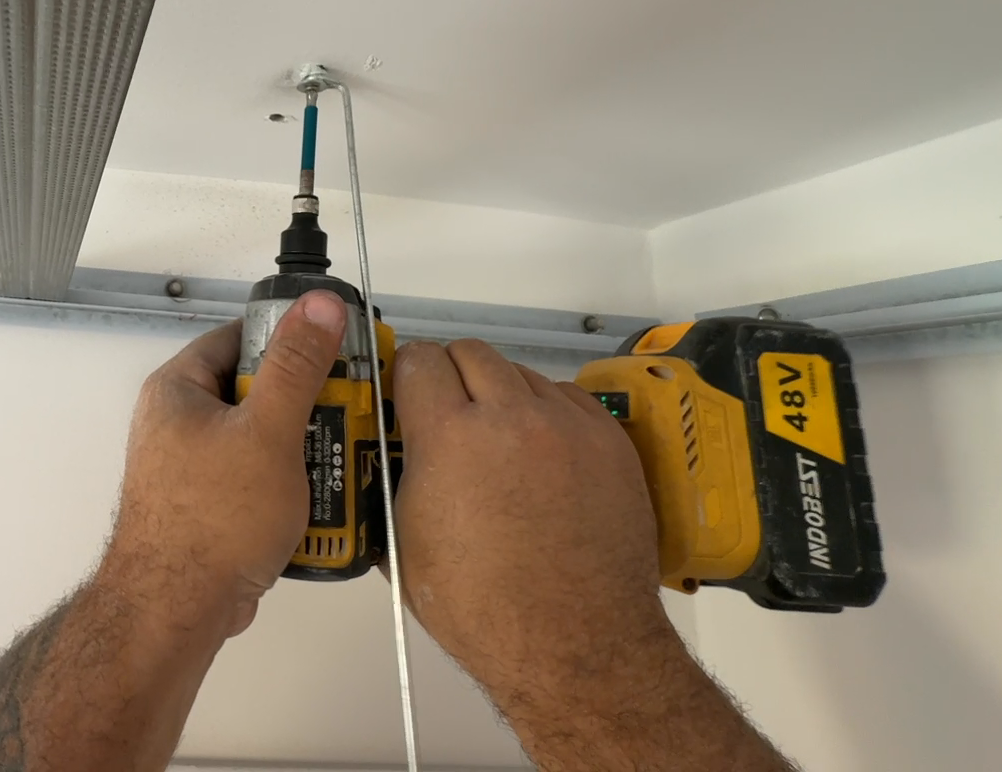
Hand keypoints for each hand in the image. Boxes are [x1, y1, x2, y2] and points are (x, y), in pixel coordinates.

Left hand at [100, 290, 347, 637]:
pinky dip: (284, 480)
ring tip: (342, 454)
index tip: (334, 349)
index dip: (286, 339)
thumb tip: (318, 304)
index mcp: (178, 388)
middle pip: (251, 389)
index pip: (237, 338)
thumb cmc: (214, 516)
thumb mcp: (267, 432)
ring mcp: (189, 464)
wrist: (176, 611)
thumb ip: (296, 367)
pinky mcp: (204, 502)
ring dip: (300, 445)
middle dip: (303, 401)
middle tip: (349, 408)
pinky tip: (318, 494)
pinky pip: (251, 475)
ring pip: (256, 436)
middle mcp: (177, 420)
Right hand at [391, 339, 671, 704]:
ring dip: (499, 394)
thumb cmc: (480, 604)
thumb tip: (390, 444)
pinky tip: (539, 452)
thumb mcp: (401, 535)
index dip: (406, 374)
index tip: (407, 395)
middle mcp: (511, 417)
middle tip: (448, 413)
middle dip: (450, 374)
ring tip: (497, 439)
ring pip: (519, 371)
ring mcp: (567, 427)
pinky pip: (566, 397)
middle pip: (470, 352)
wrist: (577, 648)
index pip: (418, 358)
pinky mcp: (610, 444)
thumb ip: (394, 470)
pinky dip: (545, 412)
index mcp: (450, 435)